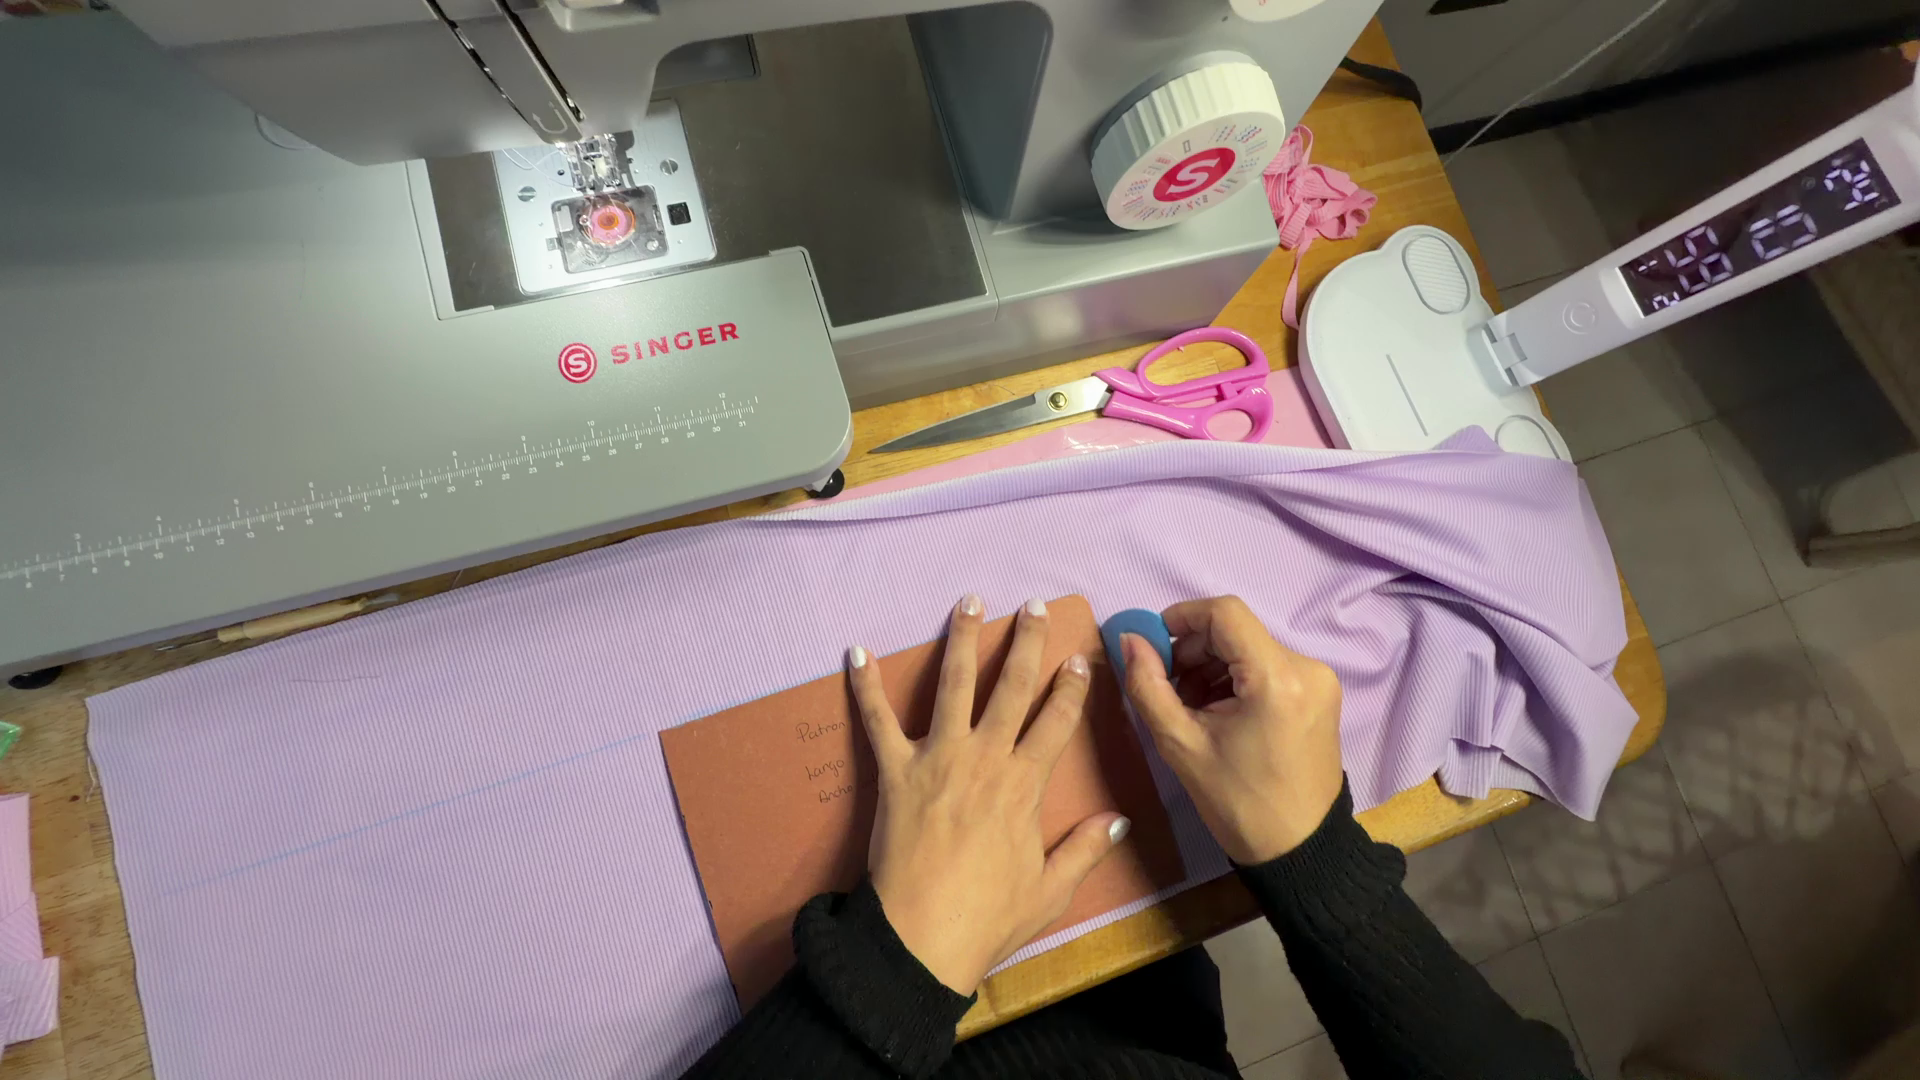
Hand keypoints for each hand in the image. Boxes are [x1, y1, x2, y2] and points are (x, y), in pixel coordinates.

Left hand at [848, 596, 1129, 995]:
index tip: (1080, 657)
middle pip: (1013, 686)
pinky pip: (878, 721)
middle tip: (1033, 606)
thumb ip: (1085, 849)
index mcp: (1024, 783)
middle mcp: (986, 756)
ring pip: (954, 685)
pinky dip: (866, 686)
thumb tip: (1119, 818)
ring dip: (963, 640)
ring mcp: (938, 756)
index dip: (1072, 687)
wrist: (922, 938)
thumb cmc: (989, 917)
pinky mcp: (896, 768)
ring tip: (968, 602)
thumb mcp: (1050, 890)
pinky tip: (857, 652)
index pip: (1057, 721)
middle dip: (1027, 642)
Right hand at [1120, 596, 1343, 864]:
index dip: (1181, 618)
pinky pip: (1264, 665)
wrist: (1300, 852)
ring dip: (1209, 665)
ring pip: (1246, 646)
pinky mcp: (1317, 692)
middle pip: (1234, 630)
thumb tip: (1129, 639)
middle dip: (1191, 649)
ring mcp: (1317, 679)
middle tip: (1165, 686)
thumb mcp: (1180, 743)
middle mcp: (1306, 667)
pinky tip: (1215, 711)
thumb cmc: (1237, 802)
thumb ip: (1148, 684)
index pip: (1224, 613)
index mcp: (1277, 678)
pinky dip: (1232, 677)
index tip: (1153, 646)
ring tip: (1189, 706)